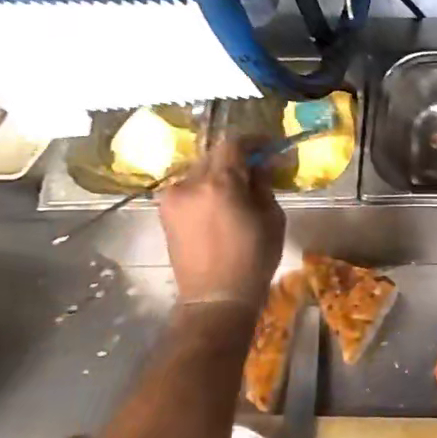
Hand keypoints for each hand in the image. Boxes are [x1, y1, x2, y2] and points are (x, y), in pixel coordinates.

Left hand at [158, 137, 284, 307]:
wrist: (215, 297)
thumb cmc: (253, 258)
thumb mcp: (272, 217)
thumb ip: (264, 184)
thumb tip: (263, 164)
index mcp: (220, 183)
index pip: (234, 144)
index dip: (254, 140)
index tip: (270, 146)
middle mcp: (189, 183)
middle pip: (214, 155)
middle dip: (237, 158)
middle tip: (258, 168)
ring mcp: (171, 197)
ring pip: (199, 172)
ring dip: (220, 174)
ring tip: (238, 188)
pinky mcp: (164, 212)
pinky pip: (189, 188)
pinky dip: (206, 189)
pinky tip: (220, 203)